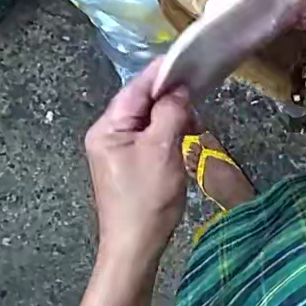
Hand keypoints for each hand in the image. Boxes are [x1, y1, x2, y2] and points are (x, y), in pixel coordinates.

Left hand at [85, 59, 194, 266]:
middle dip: (169, 98)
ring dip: (171, 117)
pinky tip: (184, 139)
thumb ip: (170, 113)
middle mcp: (106, 135)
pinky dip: (167, 134)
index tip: (187, 58)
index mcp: (107, 128)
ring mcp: (116, 151)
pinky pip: (149, 139)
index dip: (161, 73)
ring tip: (194, 123)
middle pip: (140, 103)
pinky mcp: (128, 165)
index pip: (136, 88)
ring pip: (147, 121)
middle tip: (198, 97)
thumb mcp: (162, 150)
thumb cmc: (146, 199)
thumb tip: (180, 91)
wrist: (134, 248)